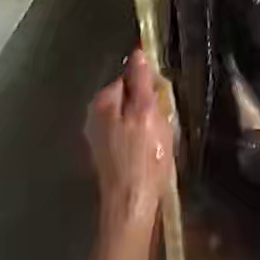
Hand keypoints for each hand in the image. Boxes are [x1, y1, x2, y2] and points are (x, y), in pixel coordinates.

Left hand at [84, 49, 174, 235]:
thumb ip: (141, 82)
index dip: (150, 86)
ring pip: (132, 117)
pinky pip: (131, 135)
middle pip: (130, 98)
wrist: (132, 207)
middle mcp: (94, 118)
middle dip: (150, 105)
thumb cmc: (143, 158)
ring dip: (149, 124)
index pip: (129, 78)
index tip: (164, 100)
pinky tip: (154, 153)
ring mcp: (100, 139)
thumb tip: (137, 53)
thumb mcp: (147, 113)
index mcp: (101, 103)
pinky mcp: (109, 157)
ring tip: (161, 140)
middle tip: (165, 123)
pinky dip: (143, 139)